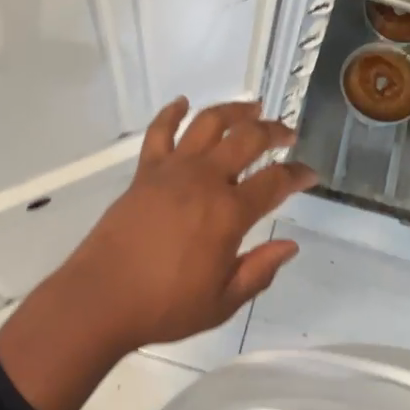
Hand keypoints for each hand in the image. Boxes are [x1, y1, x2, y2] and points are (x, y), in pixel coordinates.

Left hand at [0, 98, 316, 409]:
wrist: (100, 300)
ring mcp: (173, 170)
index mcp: (229, 213)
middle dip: (274, 131)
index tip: (309, 174)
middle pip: (248, 139)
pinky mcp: (145, 172)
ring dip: (234, 111)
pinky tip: (182, 103)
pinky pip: (160, 131)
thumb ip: (259, 271)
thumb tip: (290, 246)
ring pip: (209, 123)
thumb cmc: (164, 306)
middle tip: (287, 134)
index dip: (298, 175)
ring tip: (252, 108)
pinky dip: (172, 112)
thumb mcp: (222, 302)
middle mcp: (205, 180)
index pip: (276, 182)